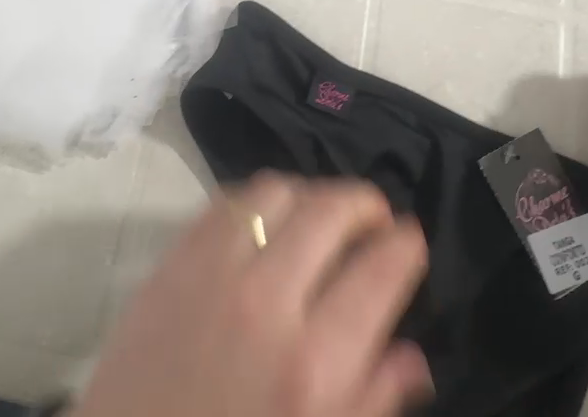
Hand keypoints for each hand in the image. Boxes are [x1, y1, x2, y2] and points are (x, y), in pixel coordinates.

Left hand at [72, 174, 432, 416]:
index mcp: (314, 364)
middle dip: (366, 203)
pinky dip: (258, 199)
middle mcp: (268, 303)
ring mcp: (213, 273)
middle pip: (331, 213)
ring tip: (320, 214)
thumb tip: (414, 354)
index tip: (411, 237)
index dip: (406, 244)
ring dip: (311, 194)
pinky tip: (267, 217)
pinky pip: (224, 202)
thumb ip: (372, 399)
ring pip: (277, 192)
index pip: (380, 273)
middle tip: (374, 217)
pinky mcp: (173, 261)